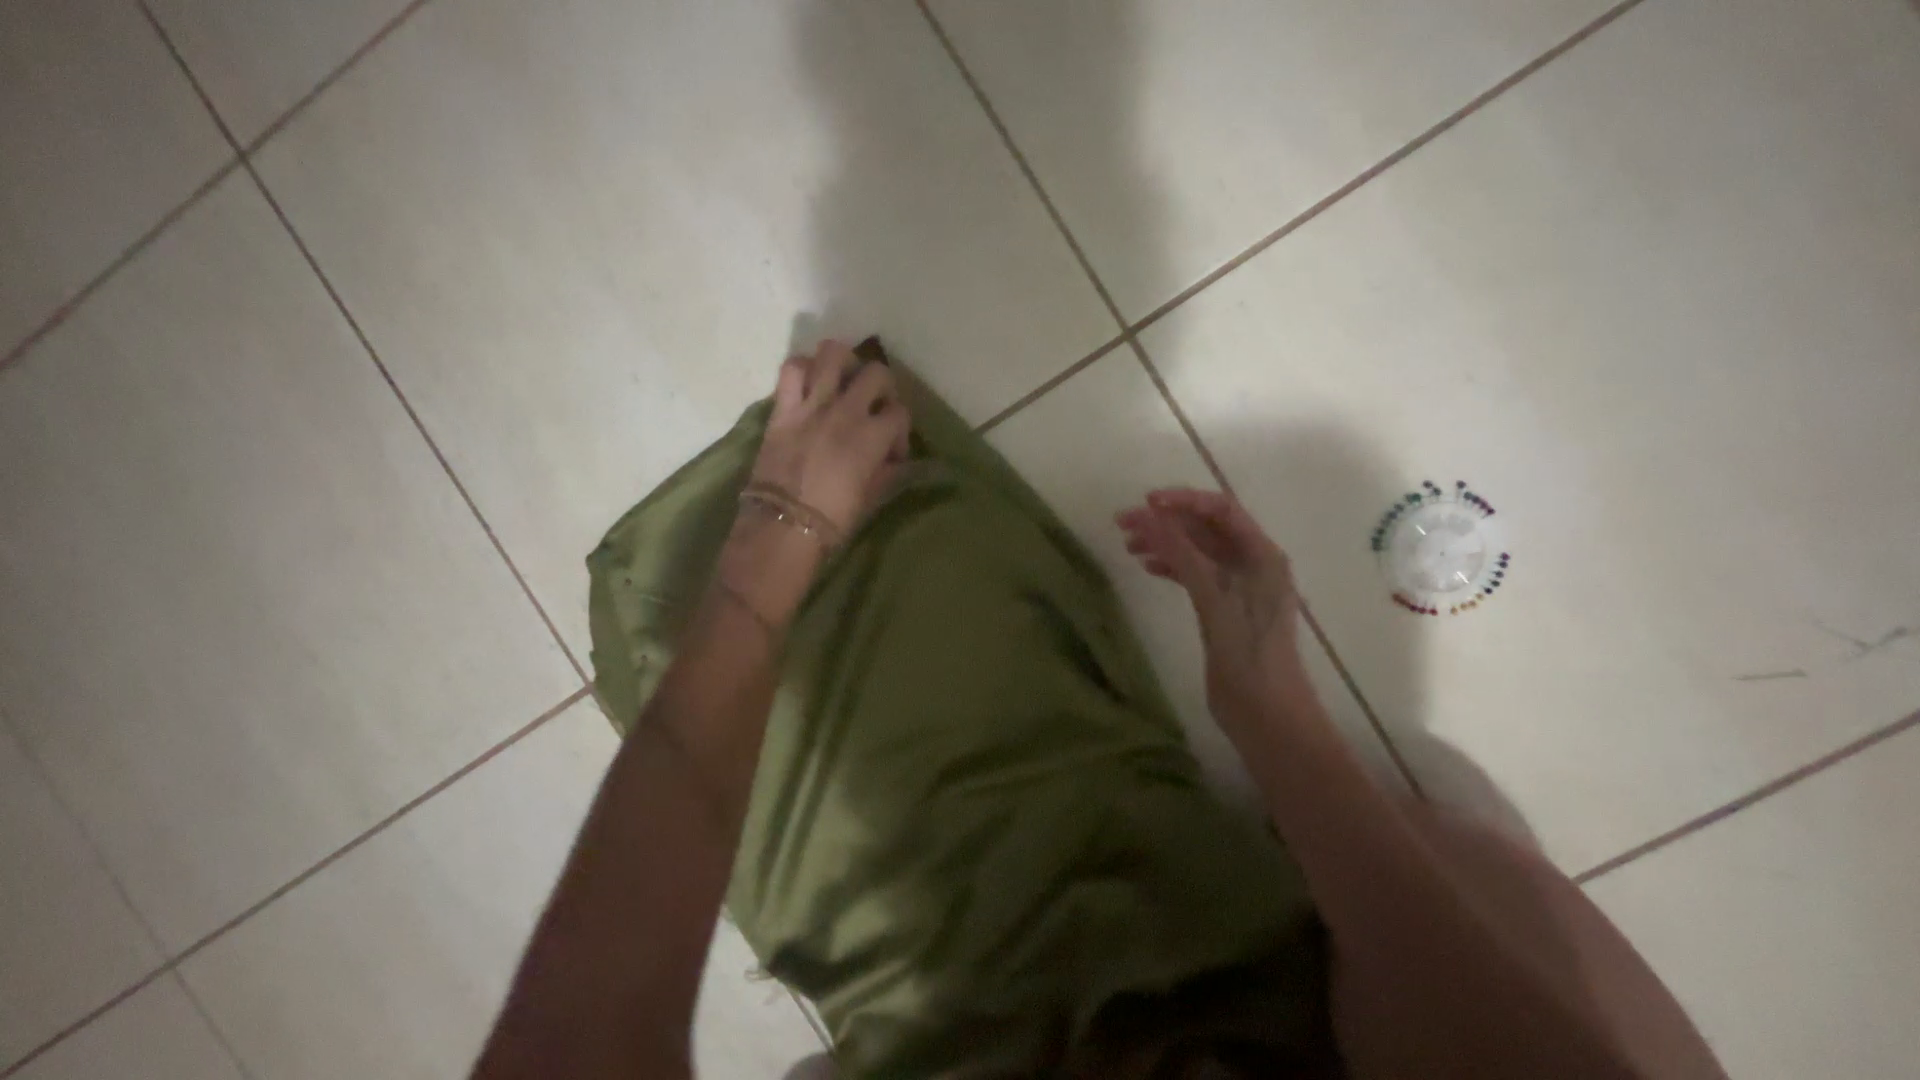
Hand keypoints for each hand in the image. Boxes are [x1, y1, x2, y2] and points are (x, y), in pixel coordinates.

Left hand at [719, 341, 910, 628]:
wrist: (783, 527)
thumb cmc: (833, 520)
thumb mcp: (872, 496)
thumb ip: (889, 471)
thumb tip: (898, 459)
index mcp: (872, 437)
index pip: (901, 412)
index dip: (900, 430)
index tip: (891, 452)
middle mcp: (846, 411)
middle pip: (877, 373)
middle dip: (881, 388)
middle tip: (872, 407)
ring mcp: (812, 405)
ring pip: (833, 353)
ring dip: (843, 362)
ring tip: (843, 380)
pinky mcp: (783, 409)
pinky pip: (791, 369)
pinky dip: (802, 369)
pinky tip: (809, 383)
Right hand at [1117, 489, 1304, 723]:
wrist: (1268, 715)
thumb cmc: (1247, 658)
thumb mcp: (1214, 601)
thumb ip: (1184, 555)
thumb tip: (1149, 516)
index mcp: (1262, 556)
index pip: (1221, 510)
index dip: (1184, 500)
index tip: (1146, 503)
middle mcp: (1253, 565)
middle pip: (1207, 528)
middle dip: (1167, 521)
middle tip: (1122, 523)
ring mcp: (1239, 588)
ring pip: (1198, 551)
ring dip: (1165, 543)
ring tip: (1128, 546)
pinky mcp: (1225, 609)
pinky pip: (1195, 574)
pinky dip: (1171, 566)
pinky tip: (1147, 567)